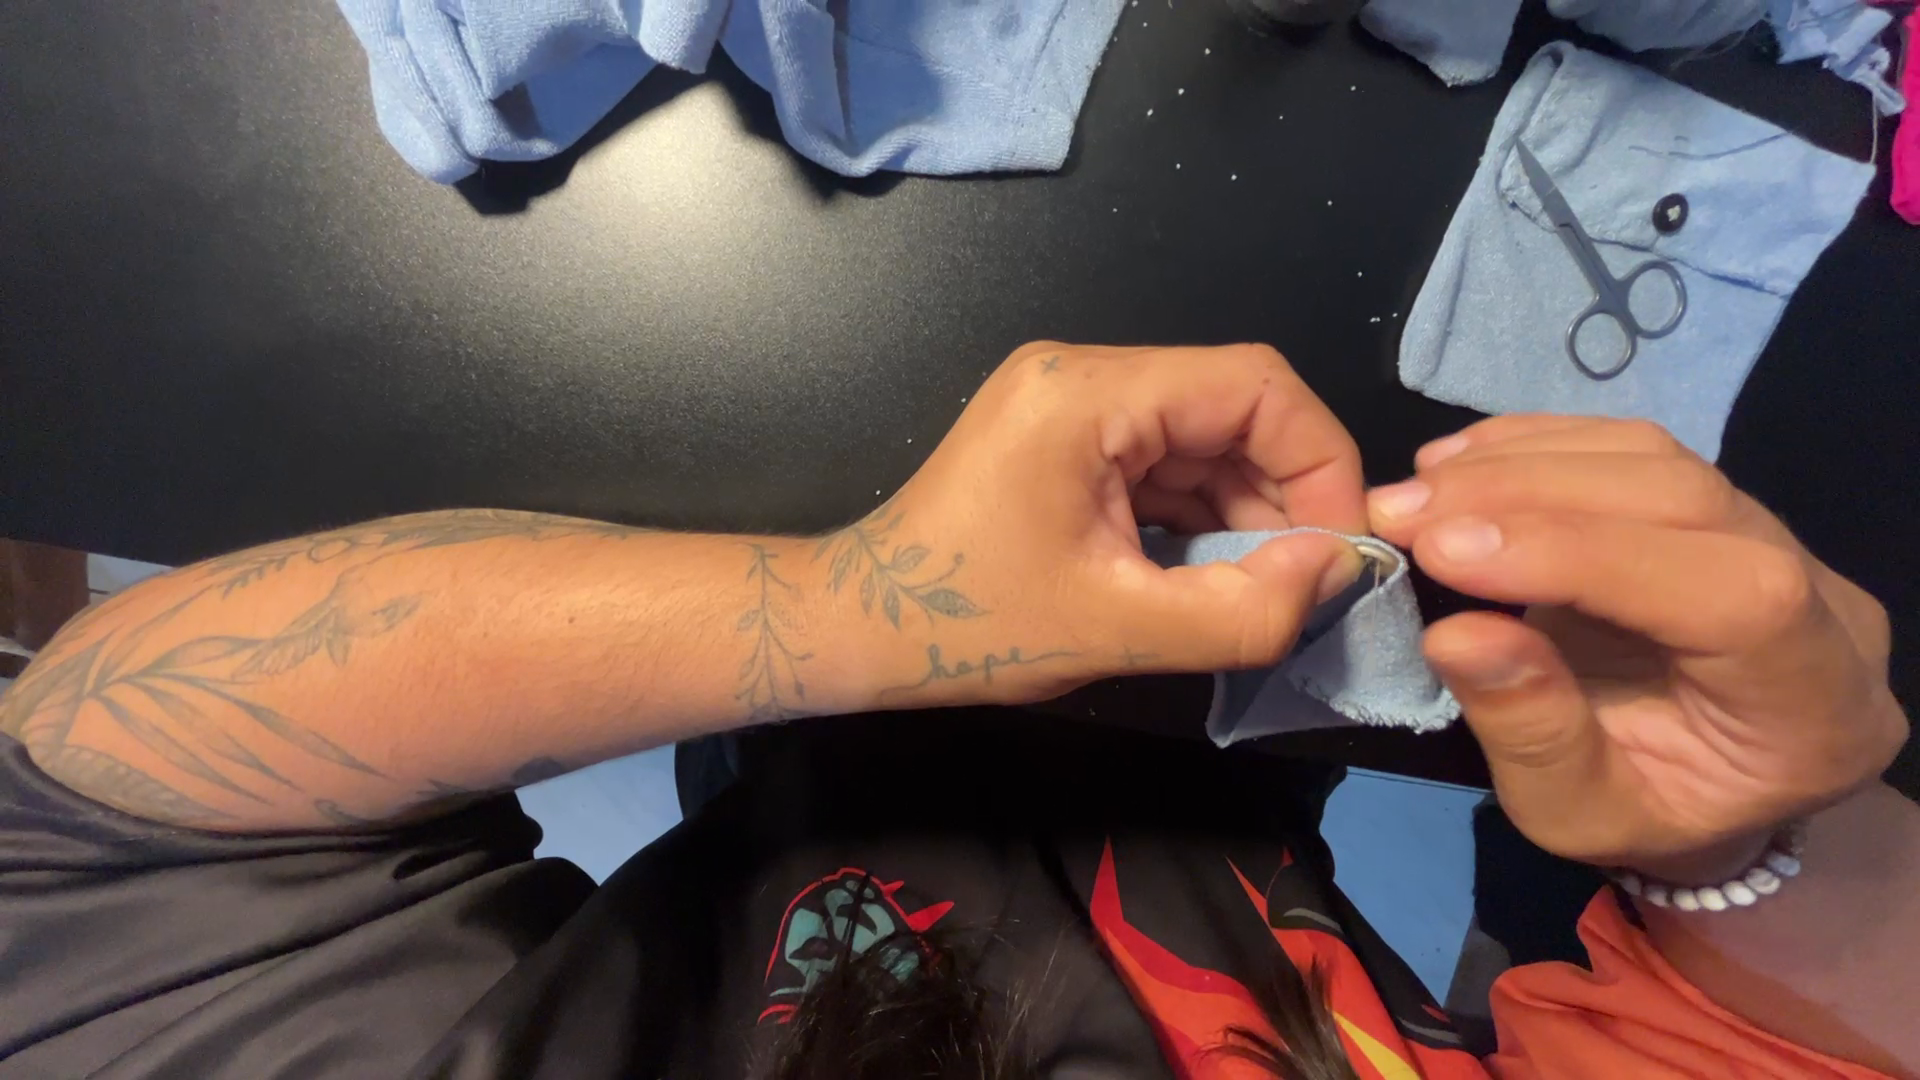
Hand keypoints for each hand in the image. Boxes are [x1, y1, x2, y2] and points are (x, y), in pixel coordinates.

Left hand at [868, 341, 1367, 706]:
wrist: (864, 625)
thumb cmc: (970, 625)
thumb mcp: (1117, 629)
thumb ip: (1243, 609)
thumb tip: (1336, 571)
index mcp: (1086, 393)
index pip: (1254, 383)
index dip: (1319, 460)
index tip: (1340, 546)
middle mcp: (1077, 376)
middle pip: (1226, 410)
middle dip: (1277, 496)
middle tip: (1300, 581)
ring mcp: (1064, 405)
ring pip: (1194, 440)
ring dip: (1236, 510)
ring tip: (1251, 584)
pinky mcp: (1058, 440)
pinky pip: (1152, 462)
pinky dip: (1191, 513)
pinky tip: (1202, 567)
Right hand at [1367, 415, 1906, 881]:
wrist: (1684, 784)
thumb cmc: (1634, 812)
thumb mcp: (1570, 811)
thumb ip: (1528, 728)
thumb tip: (1453, 633)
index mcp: (1811, 703)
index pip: (1730, 594)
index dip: (1580, 555)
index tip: (1441, 550)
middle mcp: (1816, 600)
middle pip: (1684, 497)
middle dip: (1521, 493)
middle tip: (1398, 512)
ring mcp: (1764, 537)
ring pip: (1649, 455)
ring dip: (1509, 461)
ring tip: (1408, 491)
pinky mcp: (1700, 506)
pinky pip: (1618, 447)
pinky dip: (1522, 444)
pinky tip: (1448, 463)